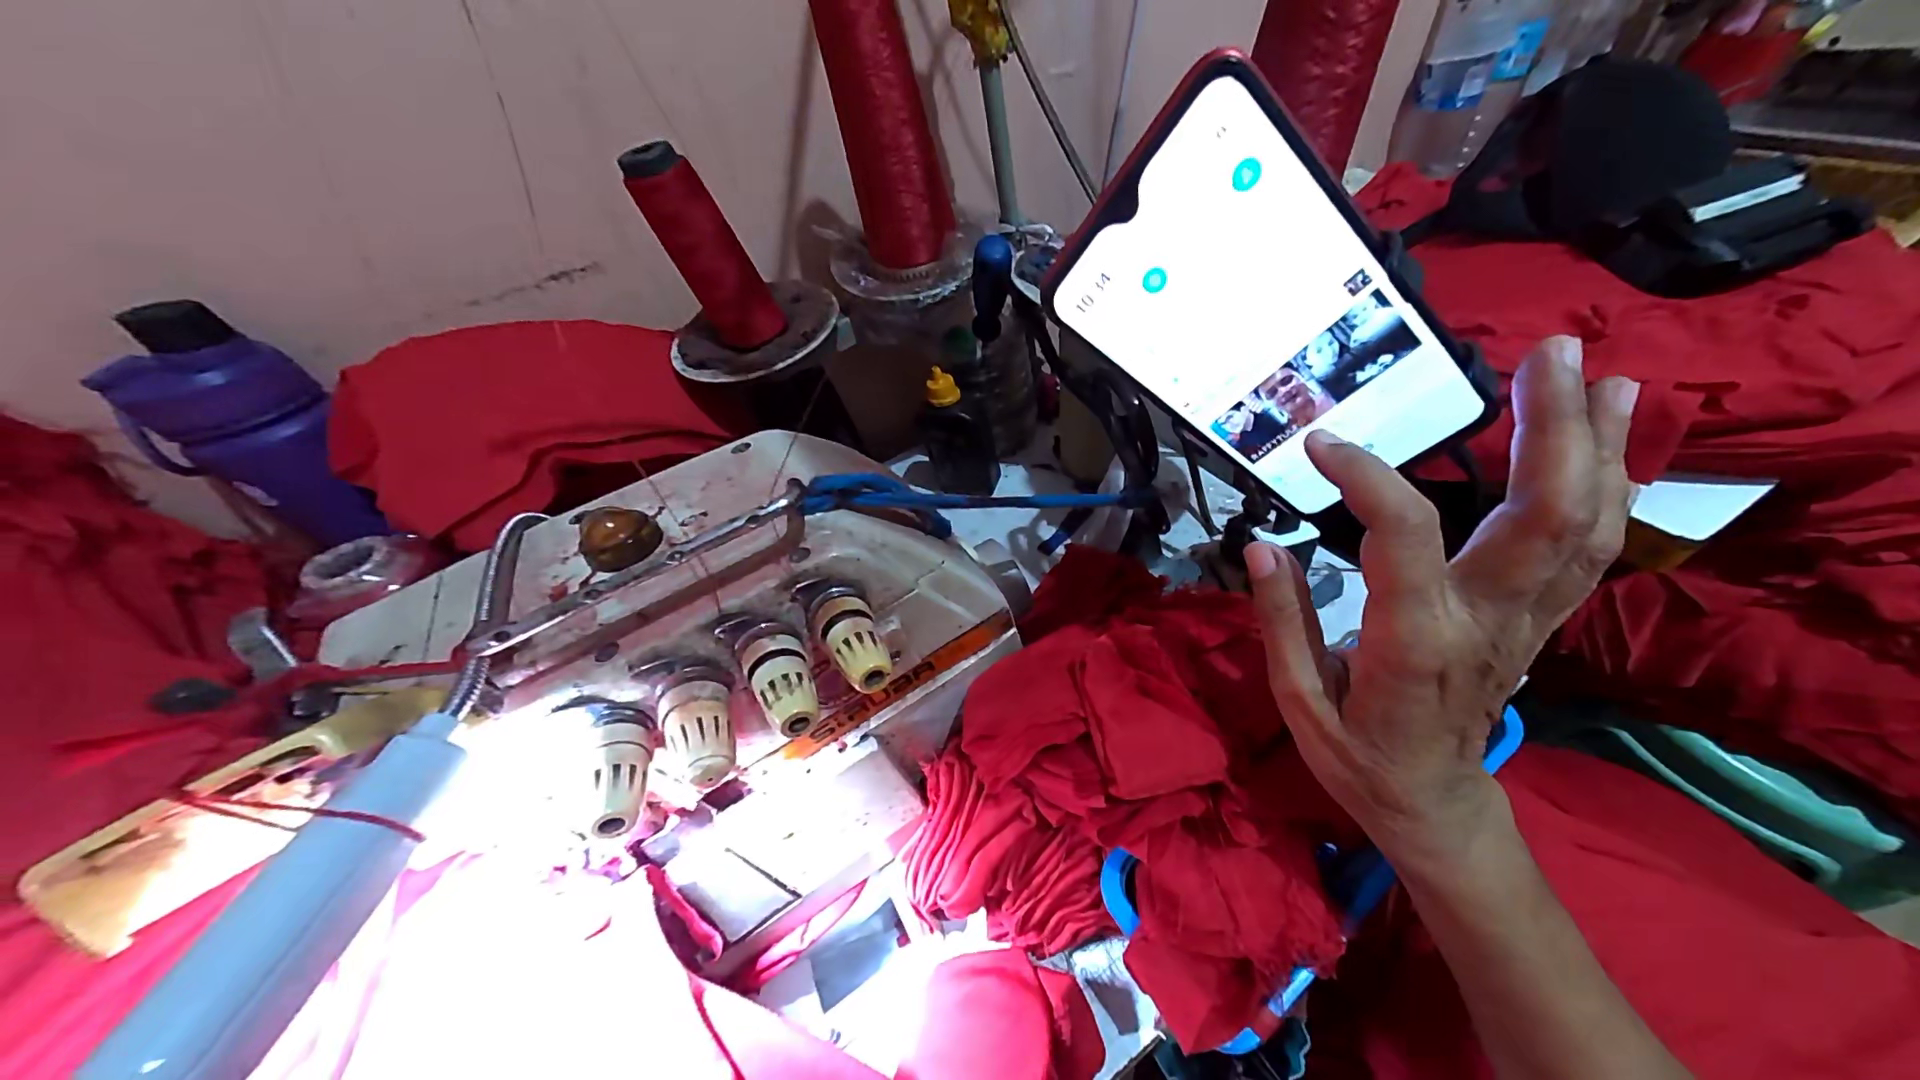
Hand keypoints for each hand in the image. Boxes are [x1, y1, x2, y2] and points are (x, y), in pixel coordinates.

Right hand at [1245, 337, 1638, 862]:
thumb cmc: (1355, 754)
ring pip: (1588, 525)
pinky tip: (1606, 443)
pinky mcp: (1541, 620)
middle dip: (1551, 428)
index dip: (1365, 477)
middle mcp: (1488, 621)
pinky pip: (1594, 548)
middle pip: (1545, 515)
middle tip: (1543, 355)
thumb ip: (1284, 619)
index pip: (1402, 537)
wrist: (1430, 800)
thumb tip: (1261, 546)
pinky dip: (1610, 487)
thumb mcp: (1298, 698)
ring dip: (1598, 445)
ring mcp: (1528, 620)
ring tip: (1596, 375)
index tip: (1322, 443)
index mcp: (1415, 640)